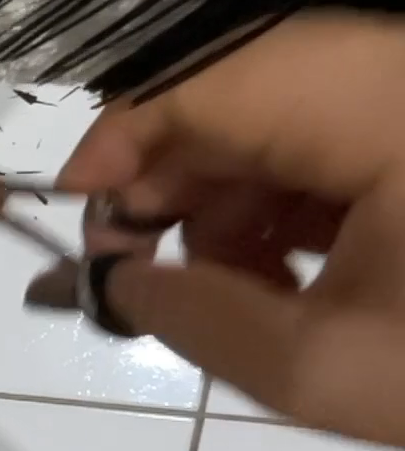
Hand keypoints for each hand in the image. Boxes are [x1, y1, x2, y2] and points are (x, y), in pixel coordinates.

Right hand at [56, 11, 404, 446]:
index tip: (78, 206)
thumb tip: (111, 276)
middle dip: (166, 175)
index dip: (122, 135)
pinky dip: (286, 194)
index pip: (217, 79)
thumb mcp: (322, 371)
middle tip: (139, 255)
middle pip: (242, 89)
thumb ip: (184, 316)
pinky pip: (336, 130)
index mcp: (402, 123)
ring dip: (223, 191)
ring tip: (227, 276)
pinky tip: (290, 260)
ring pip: (282, 112)